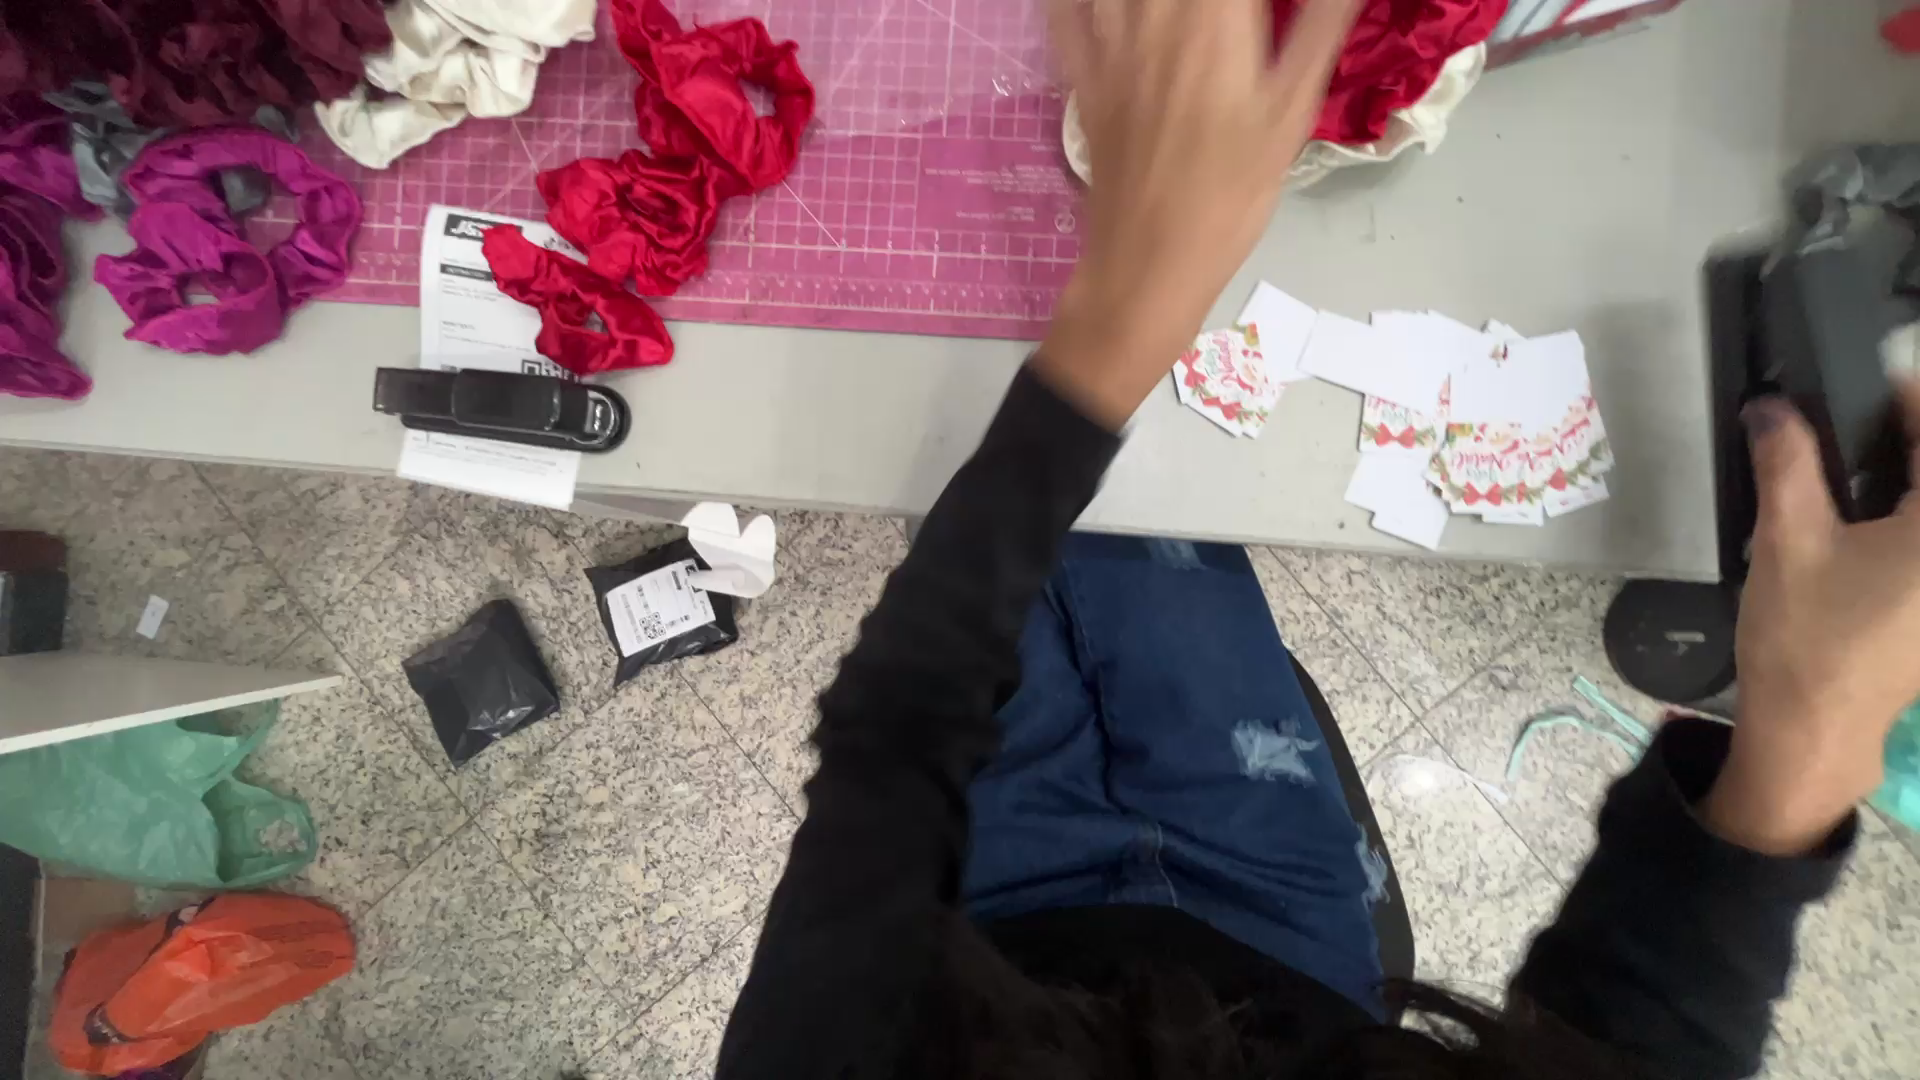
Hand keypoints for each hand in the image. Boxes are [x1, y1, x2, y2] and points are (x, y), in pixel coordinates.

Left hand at [1033, 0, 1360, 428]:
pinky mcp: (1082, 85)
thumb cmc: (1227, 202)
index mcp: (1212, 16)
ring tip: (1182, 15)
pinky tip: (1107, 6)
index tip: (1260, 12)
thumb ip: (1323, 21)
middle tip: (1230, 16)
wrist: (1146, 270)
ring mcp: (1108, 50)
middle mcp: (1152, 16)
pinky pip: (1063, 14)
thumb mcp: (1291, 112)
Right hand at [1703, 383, 1919, 854]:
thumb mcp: (1788, 540)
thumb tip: (1770, 408)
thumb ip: (1786, 467)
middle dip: (1901, 439)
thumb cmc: (1808, 627)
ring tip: (1852, 467)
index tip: (1867, 374)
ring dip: (1902, 475)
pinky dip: (1903, 508)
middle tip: (1848, 423)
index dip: (1907, 396)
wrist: (1820, 713)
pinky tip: (1866, 514)